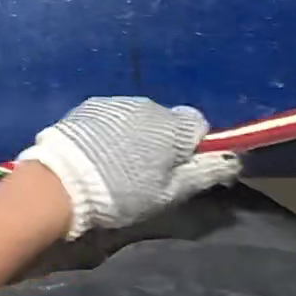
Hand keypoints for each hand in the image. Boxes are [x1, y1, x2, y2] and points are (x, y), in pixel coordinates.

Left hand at [19, 97, 240, 238]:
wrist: (62, 183)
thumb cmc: (122, 192)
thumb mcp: (171, 192)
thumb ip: (206, 172)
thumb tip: (233, 158)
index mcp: (170, 124)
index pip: (197, 125)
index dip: (193, 148)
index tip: (180, 169)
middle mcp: (143, 105)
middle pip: (164, 120)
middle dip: (162, 141)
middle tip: (146, 171)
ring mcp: (111, 103)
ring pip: (136, 118)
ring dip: (134, 135)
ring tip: (118, 164)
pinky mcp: (84, 108)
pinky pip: (109, 117)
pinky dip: (109, 131)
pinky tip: (97, 153)